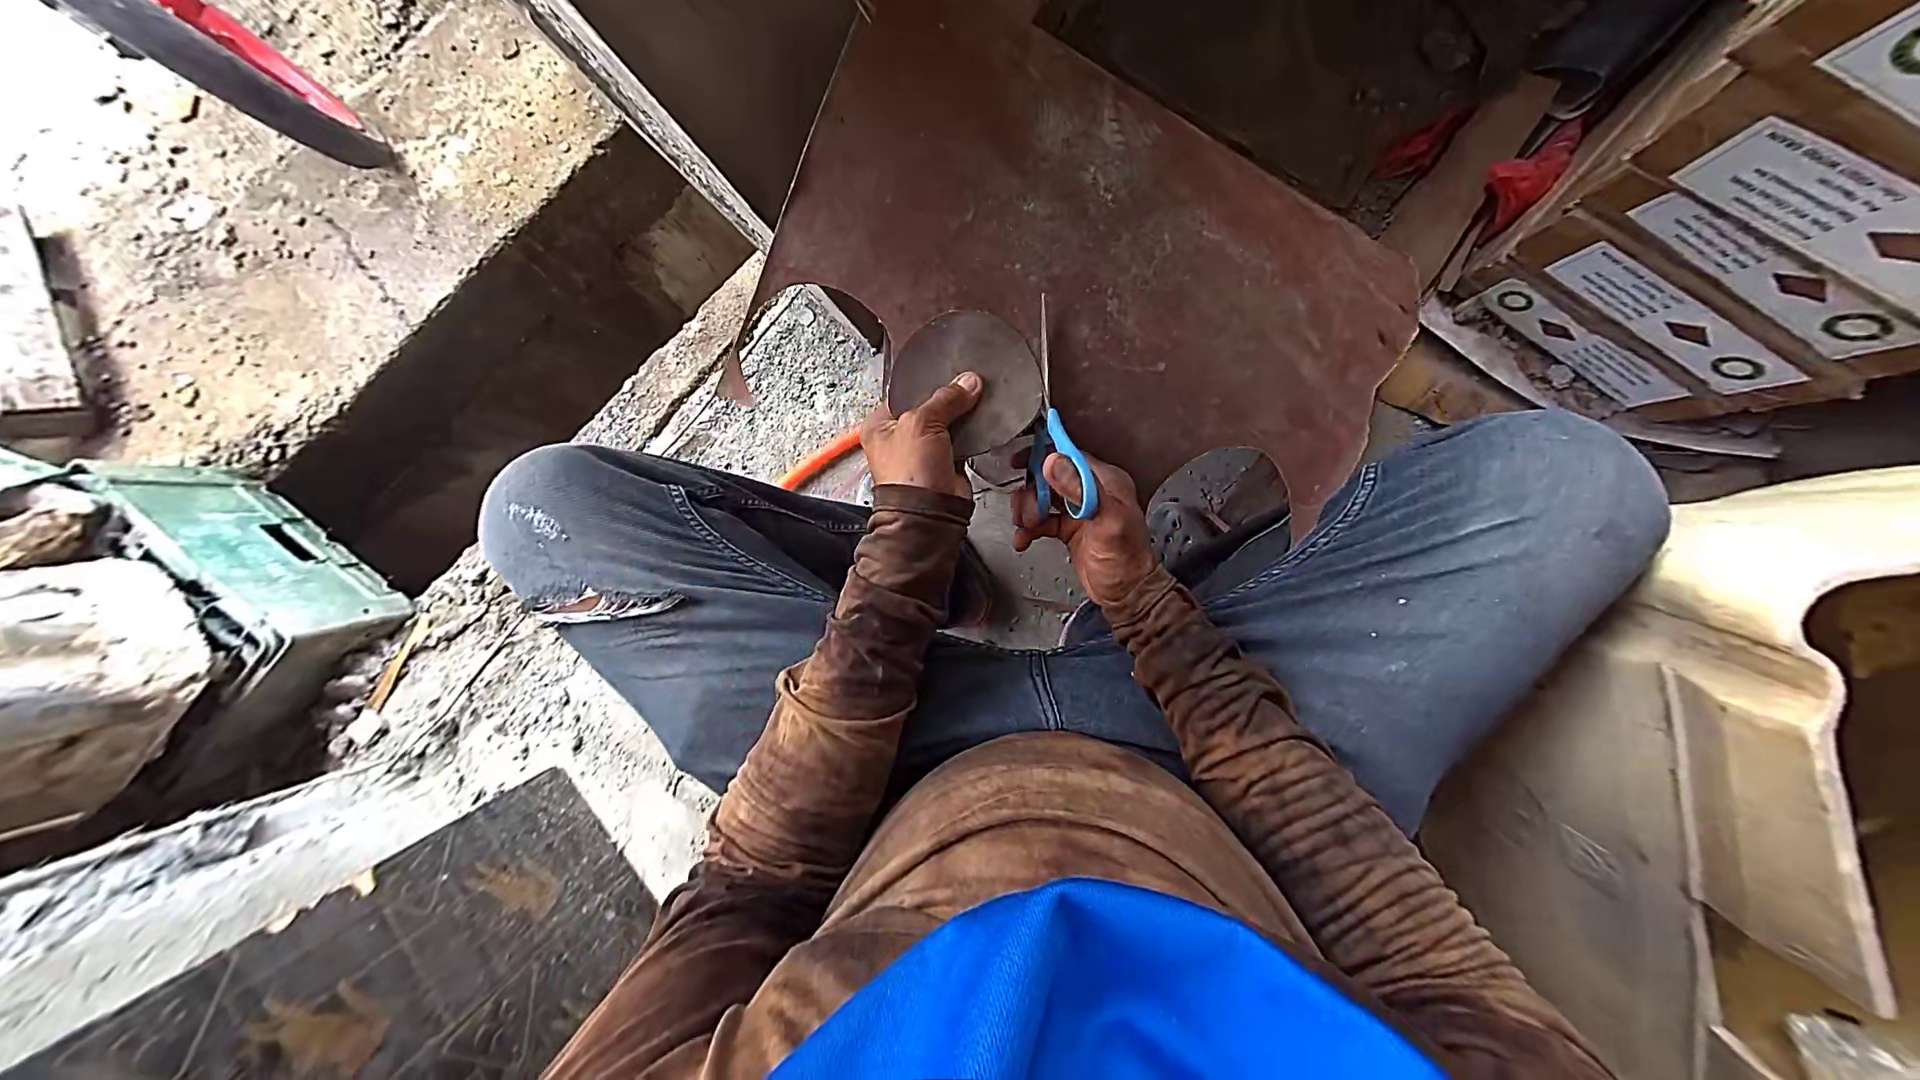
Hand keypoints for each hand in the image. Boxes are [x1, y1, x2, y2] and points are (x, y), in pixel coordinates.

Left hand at [860, 371, 982, 498]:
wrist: (931, 512)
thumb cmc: (909, 476)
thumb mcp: (921, 423)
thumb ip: (945, 399)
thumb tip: (966, 383)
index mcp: (880, 426)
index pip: (904, 392)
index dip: (925, 382)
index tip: (946, 372)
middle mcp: (900, 439)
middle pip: (928, 407)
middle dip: (946, 399)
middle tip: (964, 385)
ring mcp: (923, 451)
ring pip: (946, 423)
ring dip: (960, 416)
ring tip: (974, 400)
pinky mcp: (945, 462)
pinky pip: (960, 439)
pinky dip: (970, 432)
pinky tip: (979, 421)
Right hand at [1013, 451, 1158, 607]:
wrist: (1127, 594)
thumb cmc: (1128, 560)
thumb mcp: (1107, 521)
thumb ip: (1082, 490)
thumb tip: (1054, 463)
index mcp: (1105, 481)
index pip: (1070, 455)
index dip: (1044, 456)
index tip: (1022, 461)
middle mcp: (1091, 492)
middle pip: (1049, 477)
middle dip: (1032, 492)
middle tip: (1030, 511)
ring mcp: (1078, 510)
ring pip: (1041, 498)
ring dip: (1027, 510)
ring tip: (1027, 526)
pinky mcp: (1068, 528)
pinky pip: (1040, 521)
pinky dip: (1028, 529)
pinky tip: (1024, 538)